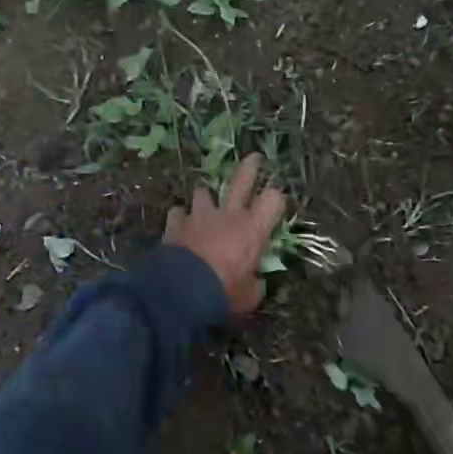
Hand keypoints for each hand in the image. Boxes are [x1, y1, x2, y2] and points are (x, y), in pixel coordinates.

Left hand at [163, 155, 286, 317]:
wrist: (179, 294)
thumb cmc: (223, 293)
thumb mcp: (249, 296)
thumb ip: (256, 283)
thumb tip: (257, 281)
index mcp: (253, 229)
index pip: (273, 200)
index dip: (277, 199)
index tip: (277, 204)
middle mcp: (229, 215)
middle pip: (242, 181)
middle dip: (250, 167)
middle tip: (255, 157)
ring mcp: (200, 216)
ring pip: (204, 191)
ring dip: (207, 195)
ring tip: (206, 200)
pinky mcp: (175, 224)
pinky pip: (178, 212)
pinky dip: (180, 217)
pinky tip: (180, 223)